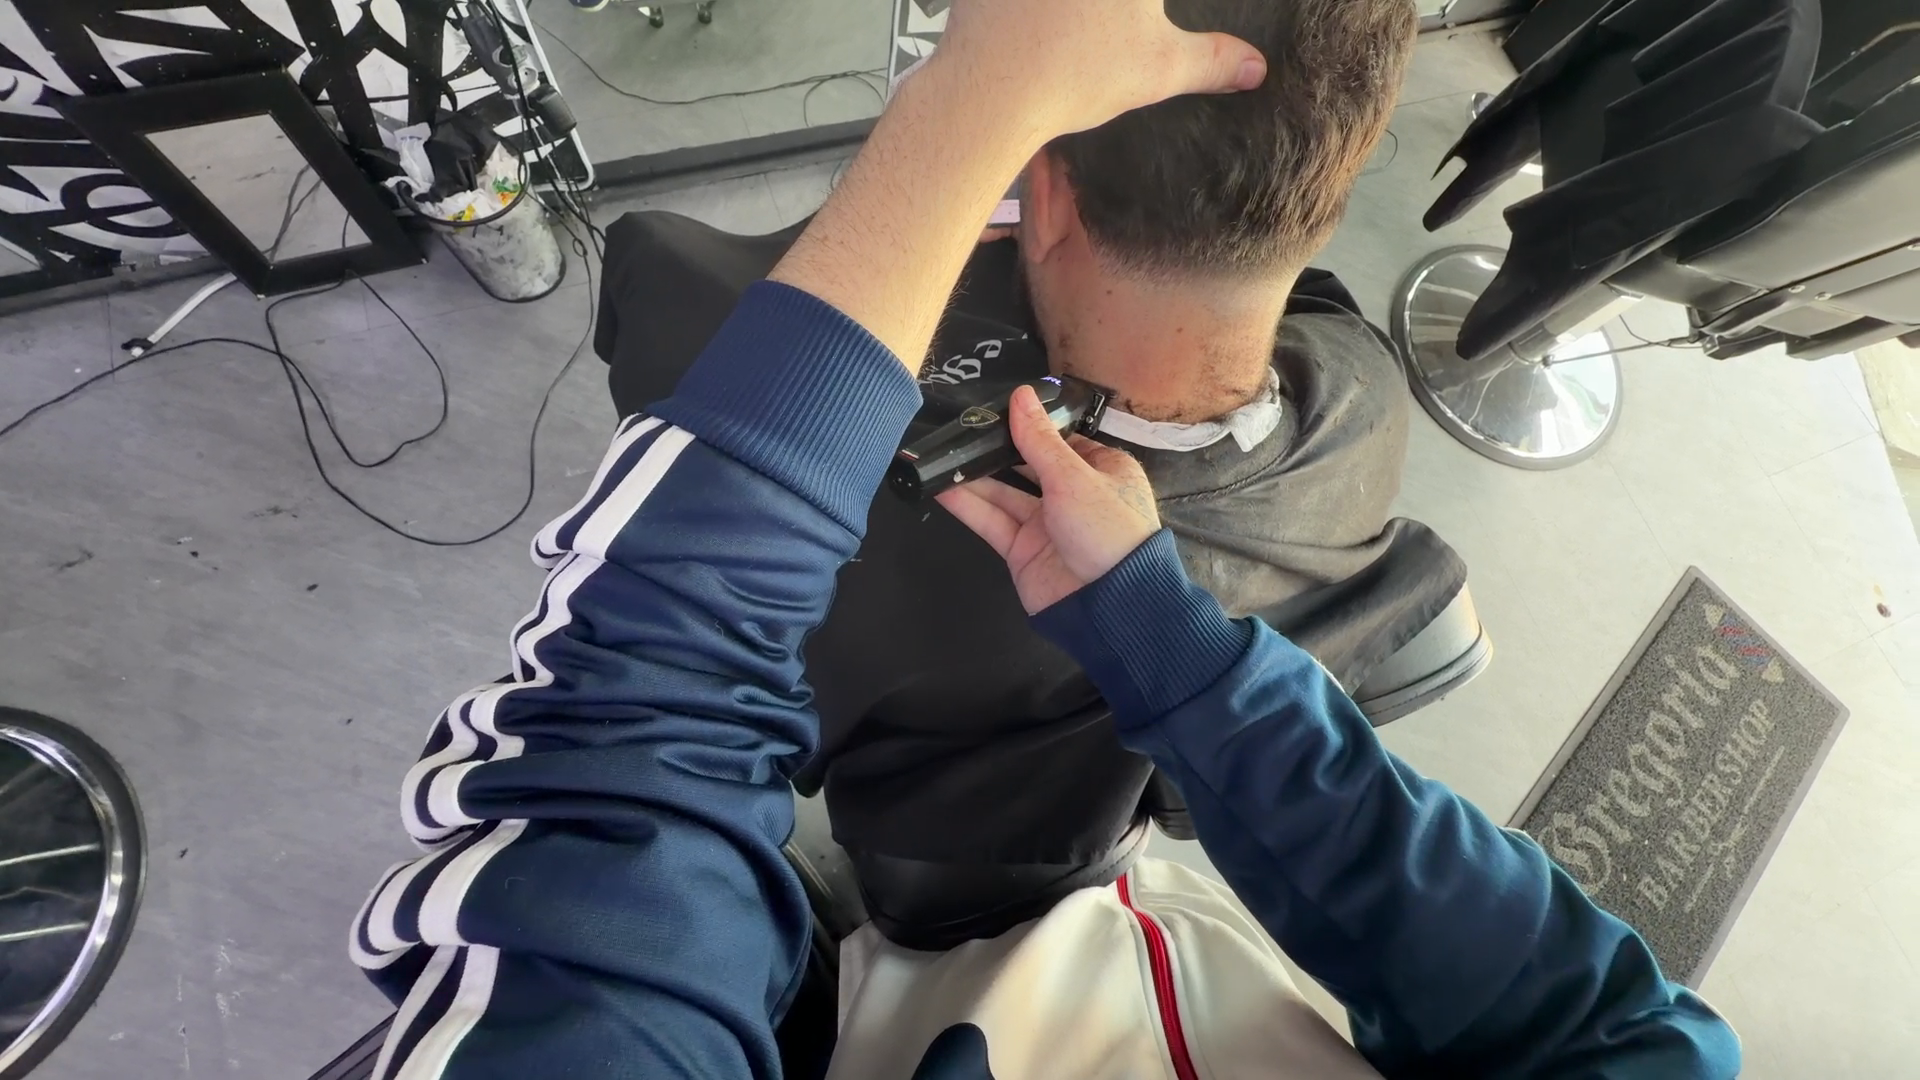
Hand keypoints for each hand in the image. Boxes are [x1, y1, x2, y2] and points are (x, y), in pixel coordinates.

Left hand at [925, 0, 1266, 144]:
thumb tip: (1255, 68)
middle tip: (1118, 23)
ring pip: (1077, 0)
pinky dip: (1028, 5)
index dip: (1144, 8)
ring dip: (1082, 9)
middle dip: (1127, 11)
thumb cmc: (1076, 75)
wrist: (992, 90)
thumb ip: (1211, 60)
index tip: (1144, 17)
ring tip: (1085, 26)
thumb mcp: (1157, 68)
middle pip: (1124, 0)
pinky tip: (1033, 16)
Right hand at [937, 385, 1159, 613]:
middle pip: (1028, 466)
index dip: (1032, 425)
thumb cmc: (1106, 529)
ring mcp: (1046, 525)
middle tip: (962, 428)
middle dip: (997, 450)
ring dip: (975, 477)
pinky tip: (942, 486)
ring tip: (942, 454)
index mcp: (1103, 470)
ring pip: (1004, 494)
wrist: (1109, 605)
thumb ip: (1039, 440)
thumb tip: (1020, 394)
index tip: (998, 408)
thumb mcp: (1075, 477)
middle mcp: (1074, 495)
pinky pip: (992, 522)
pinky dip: (968, 506)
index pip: (1063, 441)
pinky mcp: (1022, 551)